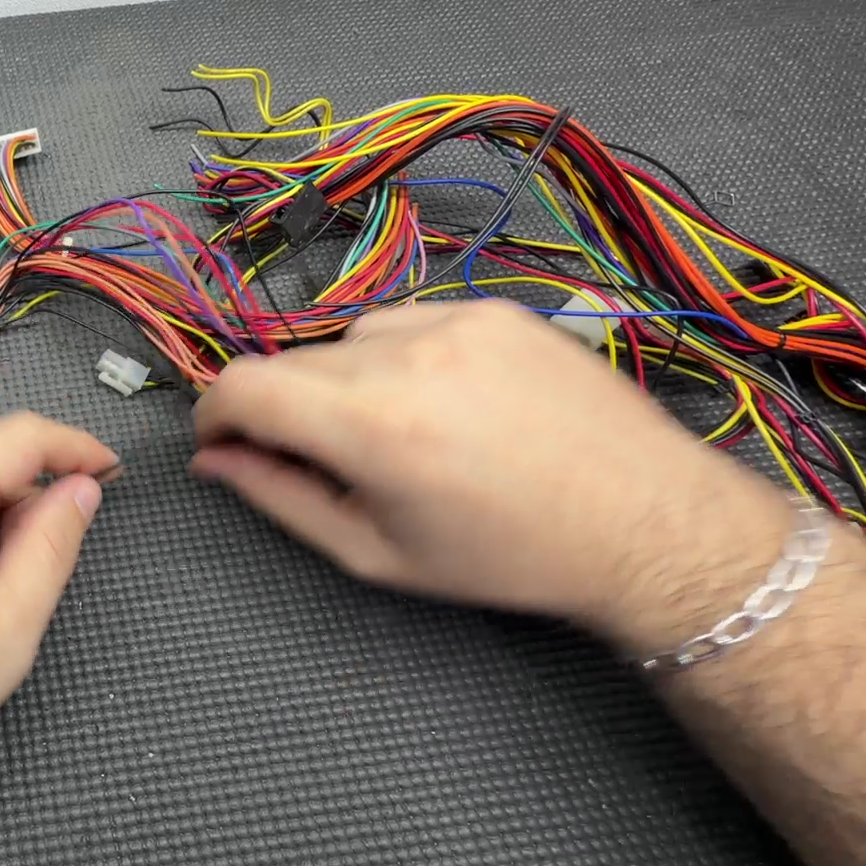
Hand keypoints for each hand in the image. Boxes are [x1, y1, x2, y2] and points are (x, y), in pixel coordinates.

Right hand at [190, 300, 793, 646]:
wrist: (657, 528)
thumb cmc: (501, 558)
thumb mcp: (371, 551)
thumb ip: (276, 496)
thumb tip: (209, 460)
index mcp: (372, 428)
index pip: (240, 387)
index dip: (212, 415)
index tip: (224, 444)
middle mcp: (404, 358)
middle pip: (280, 363)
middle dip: (272, 408)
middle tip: (313, 454)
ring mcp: (450, 322)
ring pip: (334, 344)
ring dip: (331, 384)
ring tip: (388, 428)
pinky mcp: (486, 307)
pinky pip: (392, 324)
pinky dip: (385, 360)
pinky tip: (434, 399)